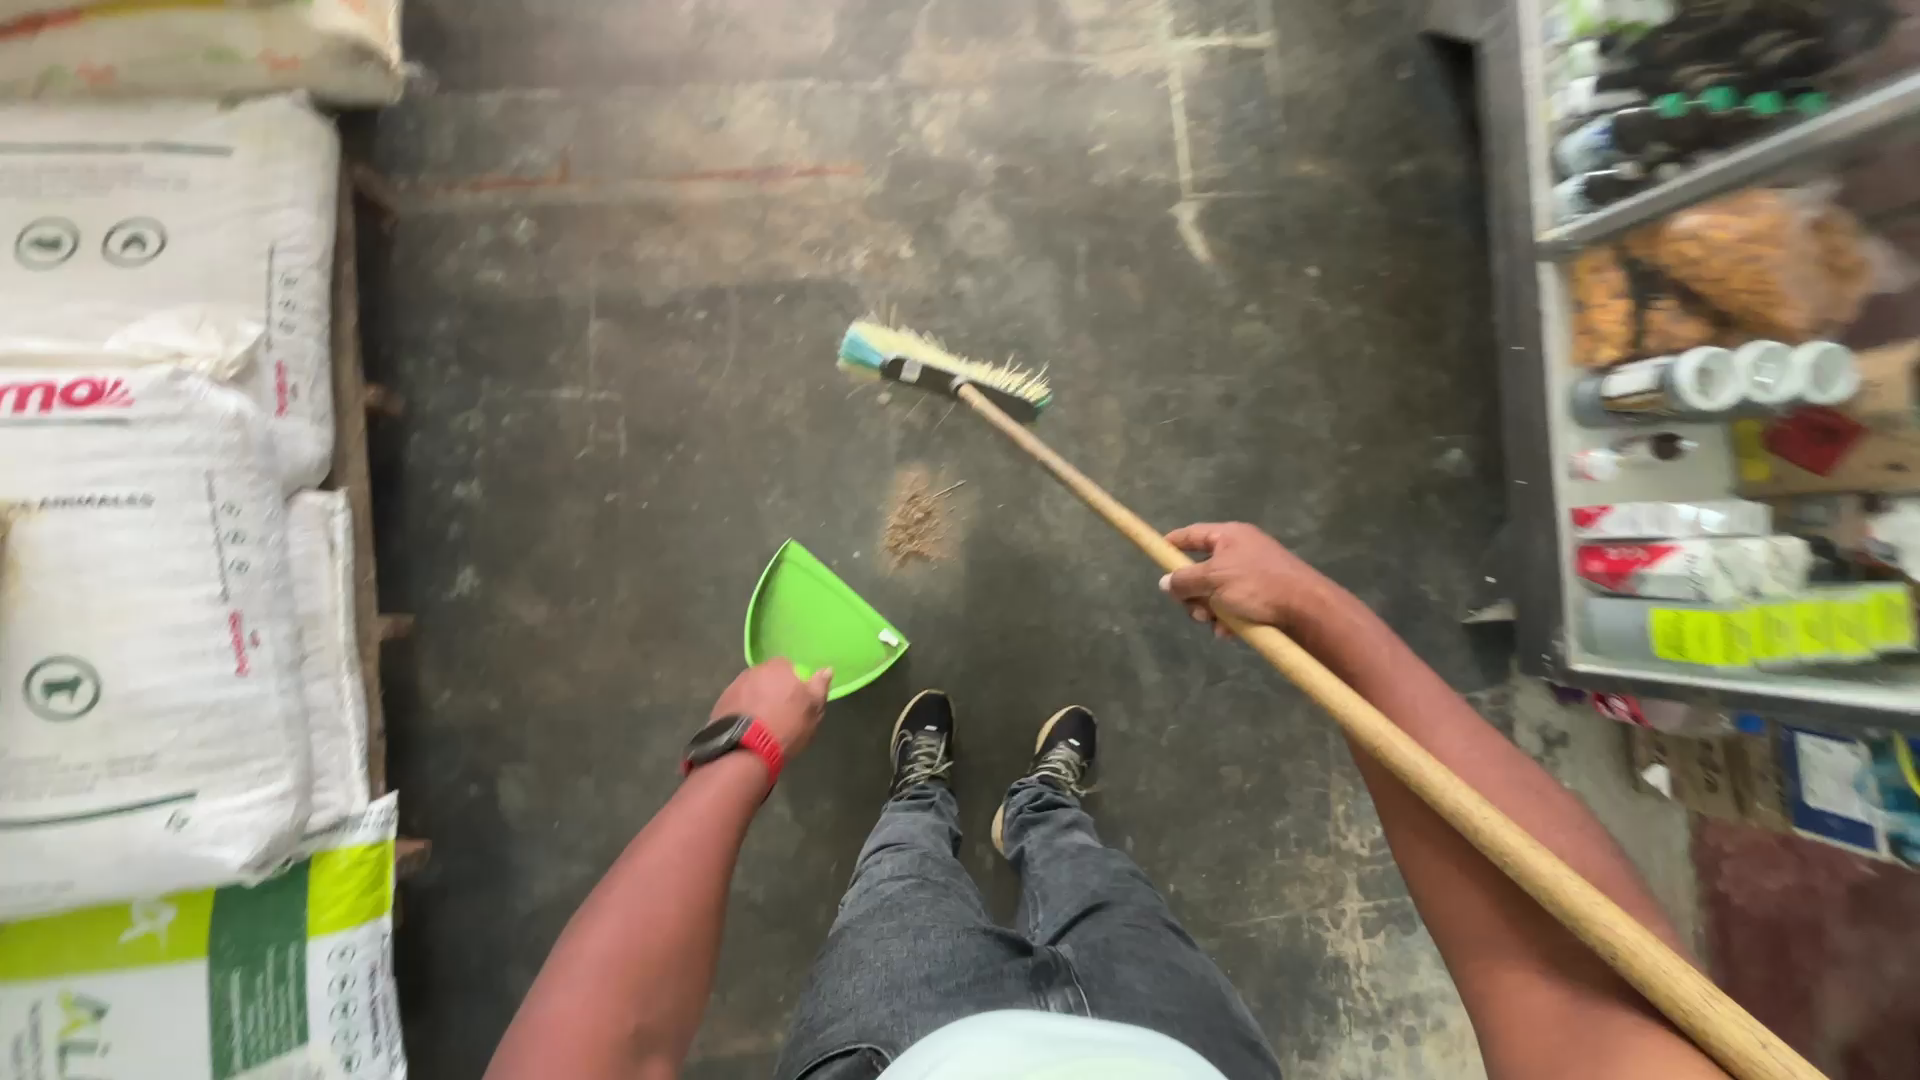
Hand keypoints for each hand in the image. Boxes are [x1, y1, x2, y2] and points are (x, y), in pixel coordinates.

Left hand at [709, 659, 832, 757]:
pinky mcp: (720, 703)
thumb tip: (826, 670)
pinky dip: (742, 710)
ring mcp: (734, 686)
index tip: (795, 700)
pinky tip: (746, 727)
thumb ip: (820, 687)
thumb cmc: (786, 726)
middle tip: (779, 711)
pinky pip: (736, 703)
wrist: (746, 750)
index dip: (793, 683)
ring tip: (761, 722)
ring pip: (750, 689)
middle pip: (767, 677)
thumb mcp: (813, 710)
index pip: (789, 667)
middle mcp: (754, 670)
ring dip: (756, 699)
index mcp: (779, 667)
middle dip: (772, 689)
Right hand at [1160, 522, 1350, 640]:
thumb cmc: (1257, 585)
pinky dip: (1226, 618)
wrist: (1307, 608)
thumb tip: (1164, 582)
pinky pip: (1233, 605)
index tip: (1156, 554)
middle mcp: (1240, 551)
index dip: (1171, 544)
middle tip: (1193, 608)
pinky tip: (1228, 632)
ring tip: (1214, 622)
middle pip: (1200, 569)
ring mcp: (1252, 574)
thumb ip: (1184, 580)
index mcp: (1229, 537)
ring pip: (1215, 592)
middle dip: (1192, 592)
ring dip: (1208, 609)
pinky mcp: (1262, 595)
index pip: (1191, 535)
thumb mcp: (1213, 579)